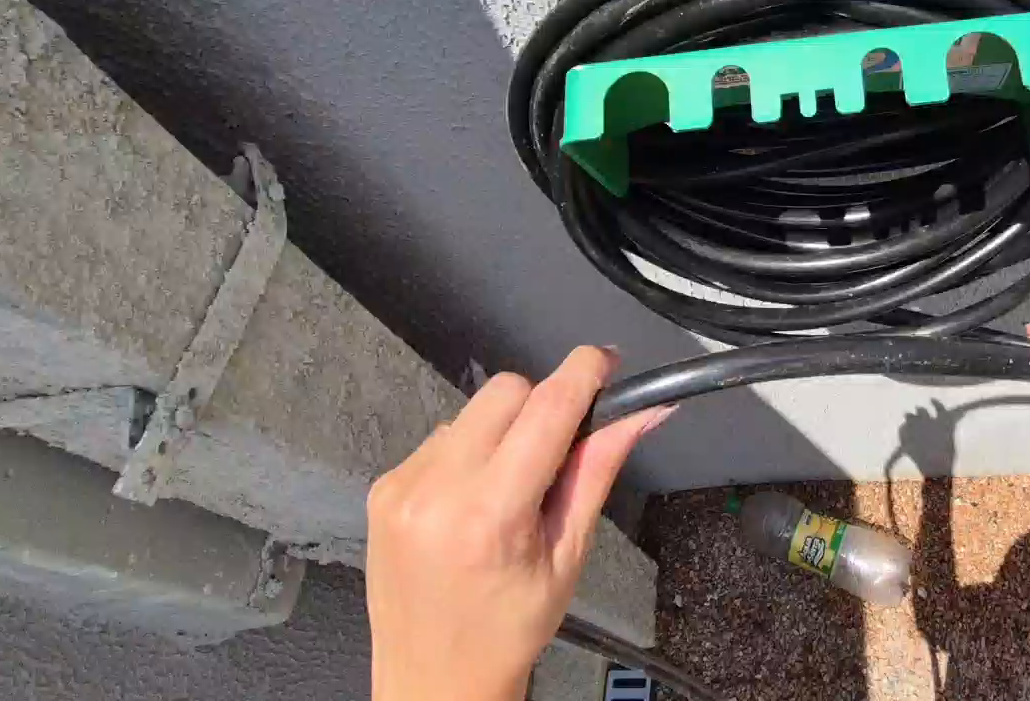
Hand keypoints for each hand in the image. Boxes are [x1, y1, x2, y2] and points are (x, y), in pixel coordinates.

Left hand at [365, 345, 672, 700]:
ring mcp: (401, 485)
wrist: (431, 687)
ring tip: (514, 483)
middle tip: (562, 447)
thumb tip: (646, 411)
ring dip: (508, 426)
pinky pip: (446, 432)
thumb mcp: (571, 551)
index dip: (586, 371)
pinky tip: (477, 494)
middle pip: (510, 390)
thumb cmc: (511, 628)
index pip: (549, 406)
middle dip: (546, 404)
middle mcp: (436, 490)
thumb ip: (602, 466)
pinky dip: (474, 447)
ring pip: (476, 406)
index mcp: (490, 513)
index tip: (609, 362)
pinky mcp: (383, 486)